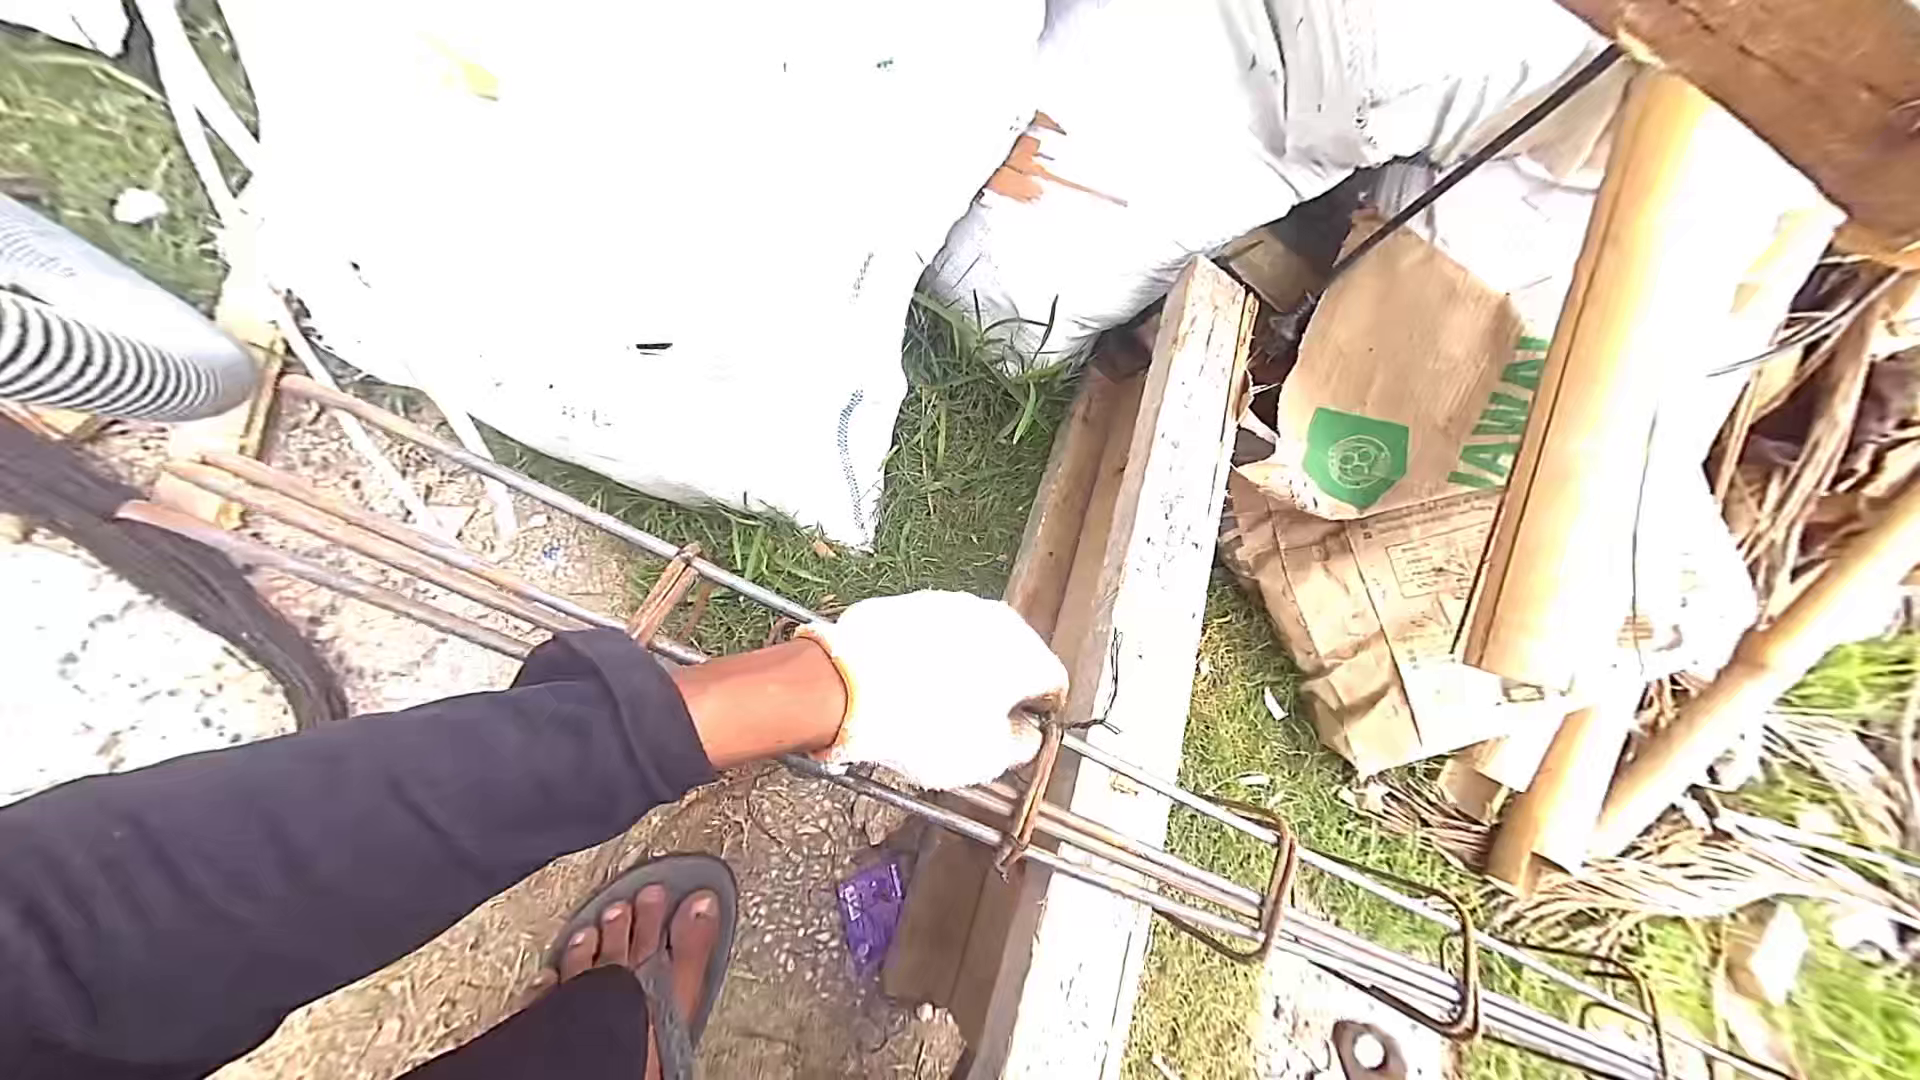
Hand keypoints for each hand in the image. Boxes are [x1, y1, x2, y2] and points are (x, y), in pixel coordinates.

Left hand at [795, 590, 1066, 789]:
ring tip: (932, 702)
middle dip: (1000, 687)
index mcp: (1025, 654)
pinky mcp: (912, 602)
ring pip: (971, 641)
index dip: (1038, 713)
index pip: (1051, 683)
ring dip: (963, 667)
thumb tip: (1025, 734)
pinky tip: (906, 680)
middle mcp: (994, 618)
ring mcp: (950, 603)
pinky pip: (932, 632)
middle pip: (1013, 657)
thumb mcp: (984, 757)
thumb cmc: (923, 726)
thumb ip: (1020, 744)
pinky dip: (928, 653)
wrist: (846, 686)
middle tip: (974, 722)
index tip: (1019, 731)